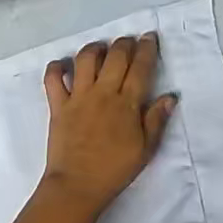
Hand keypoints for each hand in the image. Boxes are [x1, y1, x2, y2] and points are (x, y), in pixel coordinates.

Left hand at [41, 34, 177, 209]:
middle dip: (124, 43)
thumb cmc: (115, 170)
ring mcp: (78, 97)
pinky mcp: (57, 106)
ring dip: (95, 48)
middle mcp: (103, 93)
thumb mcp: (146, 149)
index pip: (140, 67)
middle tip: (128, 42)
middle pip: (115, 56)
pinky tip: (63, 65)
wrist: (78, 185)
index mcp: (127, 104)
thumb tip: (169, 96)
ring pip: (85, 59)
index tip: (149, 38)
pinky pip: (53, 79)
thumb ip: (157, 120)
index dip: (147, 48)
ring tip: (101, 49)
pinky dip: (56, 67)